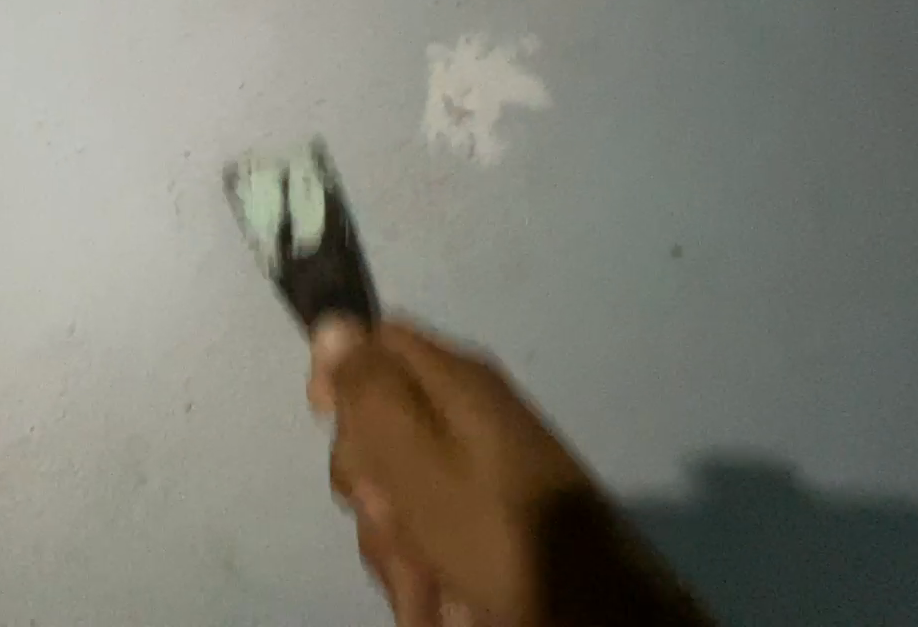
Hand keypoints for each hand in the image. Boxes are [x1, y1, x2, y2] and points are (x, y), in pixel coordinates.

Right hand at [309, 318, 594, 626]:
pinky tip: (439, 593)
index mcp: (452, 379)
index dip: (339, 371)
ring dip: (389, 534)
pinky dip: (419, 564)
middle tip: (386, 506)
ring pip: (390, 486)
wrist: (592, 621)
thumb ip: (365, 383)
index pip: (373, 339)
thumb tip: (331, 320)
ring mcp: (473, 474)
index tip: (325, 415)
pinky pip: (420, 529)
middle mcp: (462, 416)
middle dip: (363, 473)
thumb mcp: (413, 448)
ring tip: (425, 570)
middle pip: (374, 420)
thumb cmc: (492, 526)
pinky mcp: (480, 524)